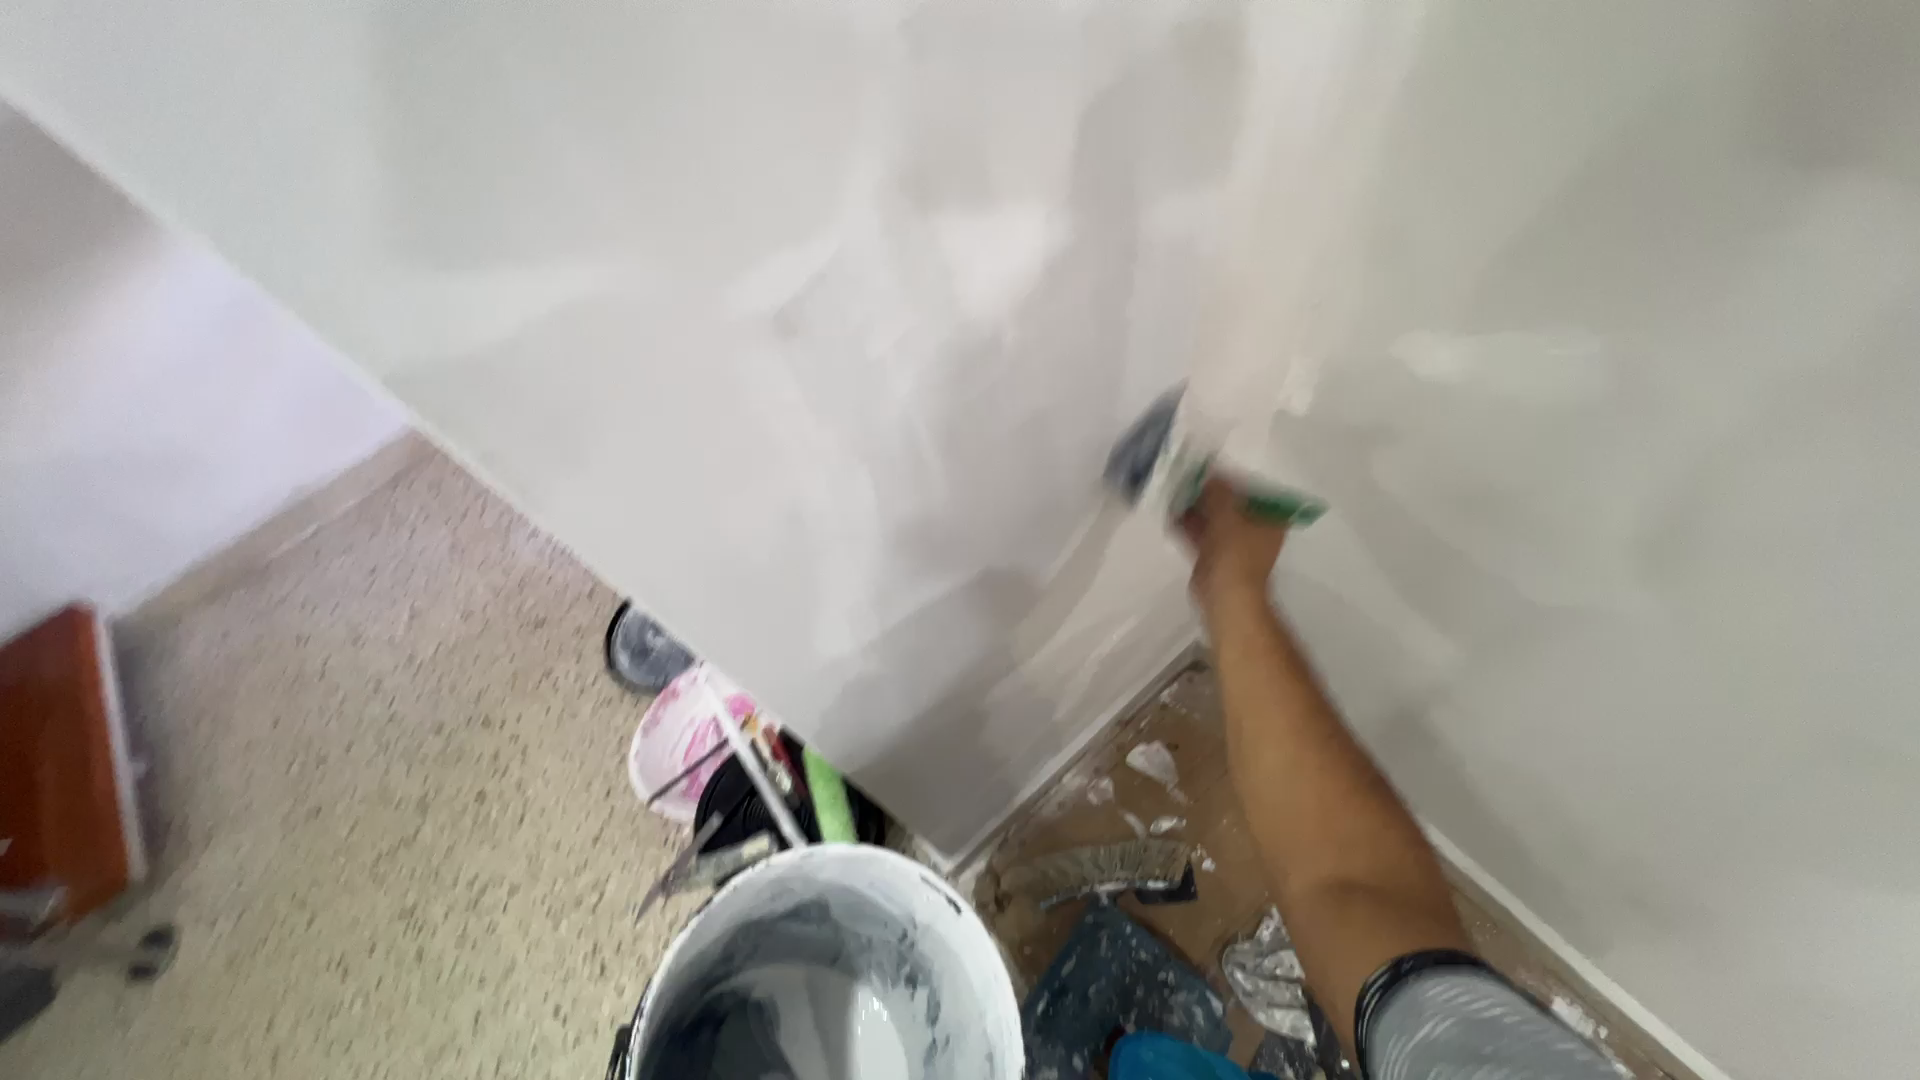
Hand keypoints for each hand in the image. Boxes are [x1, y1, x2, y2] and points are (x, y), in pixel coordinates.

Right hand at [1178, 475, 1287, 613]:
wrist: (1224, 596)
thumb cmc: (1234, 553)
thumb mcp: (1227, 513)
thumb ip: (1217, 491)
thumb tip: (1209, 474)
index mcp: (1270, 519)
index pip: (1254, 490)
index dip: (1233, 478)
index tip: (1211, 470)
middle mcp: (1255, 530)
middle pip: (1231, 504)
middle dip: (1208, 494)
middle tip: (1187, 479)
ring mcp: (1234, 545)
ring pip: (1213, 520)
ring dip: (1195, 509)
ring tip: (1175, 494)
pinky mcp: (1215, 557)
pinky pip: (1201, 535)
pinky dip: (1188, 526)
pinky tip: (1171, 514)